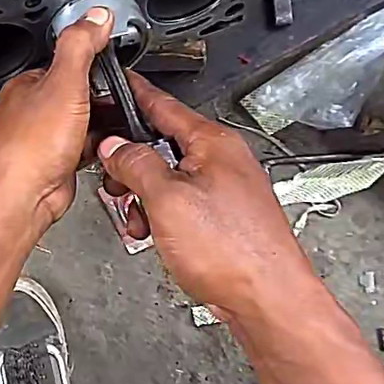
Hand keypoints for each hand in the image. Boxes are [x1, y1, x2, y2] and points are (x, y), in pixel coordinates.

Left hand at [0, 9, 113, 226]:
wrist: (25, 196)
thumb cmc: (31, 146)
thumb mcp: (64, 83)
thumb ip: (81, 46)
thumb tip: (97, 16)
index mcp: (27, 85)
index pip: (65, 63)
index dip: (92, 65)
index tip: (112, 69)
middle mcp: (31, 110)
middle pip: (77, 94)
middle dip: (98, 101)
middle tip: (111, 105)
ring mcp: (43, 138)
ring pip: (82, 123)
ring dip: (99, 126)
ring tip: (107, 130)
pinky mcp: (56, 162)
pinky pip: (84, 148)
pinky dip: (96, 148)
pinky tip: (101, 150)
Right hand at [97, 73, 315, 311]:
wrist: (268, 301)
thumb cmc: (234, 251)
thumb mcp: (168, 199)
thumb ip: (136, 164)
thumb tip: (115, 146)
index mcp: (213, 143)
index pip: (164, 105)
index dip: (135, 94)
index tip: (120, 82)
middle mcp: (222, 161)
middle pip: (161, 145)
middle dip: (131, 165)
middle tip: (115, 181)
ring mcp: (223, 189)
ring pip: (167, 178)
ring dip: (143, 196)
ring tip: (138, 218)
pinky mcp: (221, 215)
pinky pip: (180, 202)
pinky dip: (160, 214)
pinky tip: (154, 233)